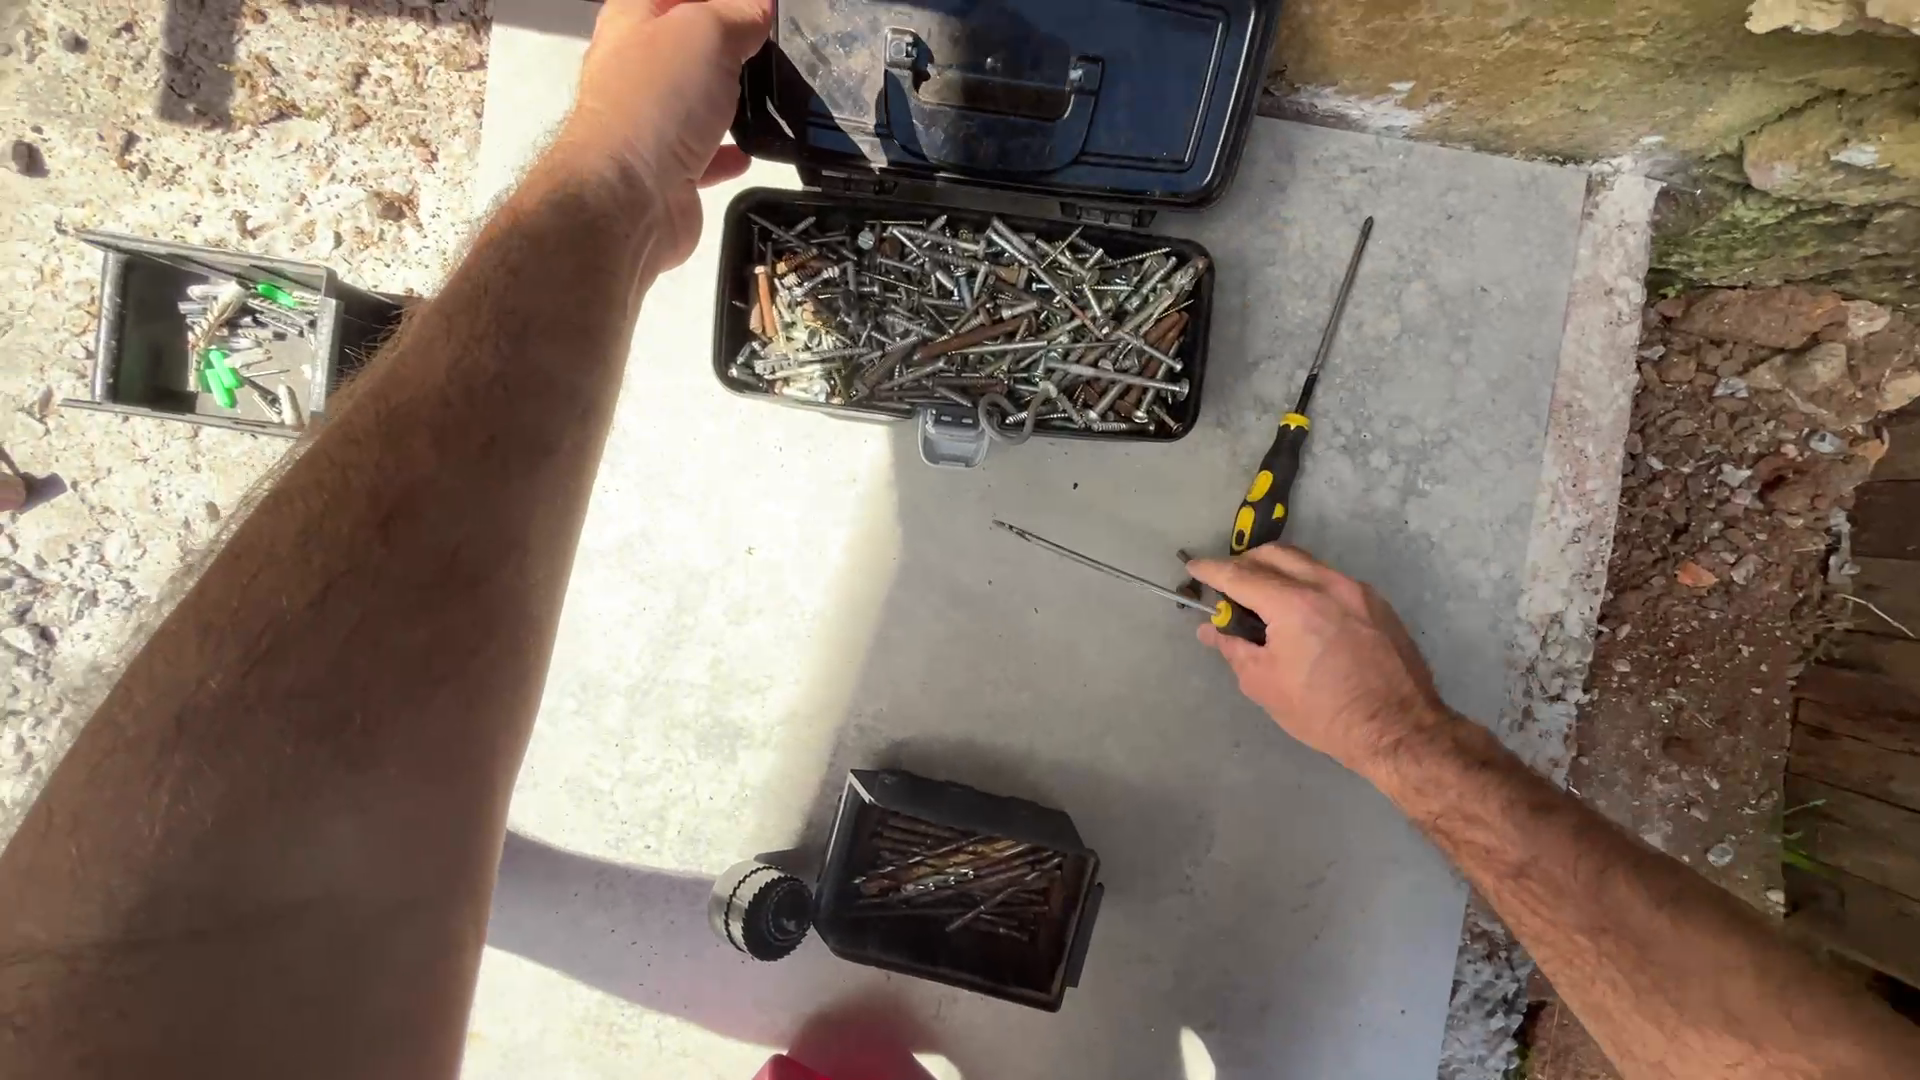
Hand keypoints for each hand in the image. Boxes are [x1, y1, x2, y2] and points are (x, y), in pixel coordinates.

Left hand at [557, 0, 772, 268]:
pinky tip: (749, 151)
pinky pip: (705, 156)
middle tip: (769, 48)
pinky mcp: (670, 172)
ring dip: (728, 101)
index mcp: (634, 20)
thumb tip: (761, 6)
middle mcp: (638, 69)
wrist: (632, 195)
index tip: (757, 6)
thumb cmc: (660, 99)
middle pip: (686, 46)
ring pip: (696, 103)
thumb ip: (738, 16)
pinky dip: (727, 153)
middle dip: (726, 46)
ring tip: (768, 99)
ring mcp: (652, 124)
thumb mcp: (707, 33)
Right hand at [1189, 545, 1447, 774]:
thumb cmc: (1322, 711)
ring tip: (1262, 597)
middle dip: (1244, 562)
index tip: (1194, 567)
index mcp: (1294, 604)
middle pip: (1274, 554)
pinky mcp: (1377, 603)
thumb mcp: (1263, 683)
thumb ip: (1232, 647)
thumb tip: (1211, 630)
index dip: (1211, 570)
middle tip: (1227, 583)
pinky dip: (1305, 584)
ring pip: (1306, 563)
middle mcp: (1327, 585)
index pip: (1240, 576)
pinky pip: (1330, 579)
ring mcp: (1357, 591)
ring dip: (1276, 570)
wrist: (1398, 731)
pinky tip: (1300, 613)